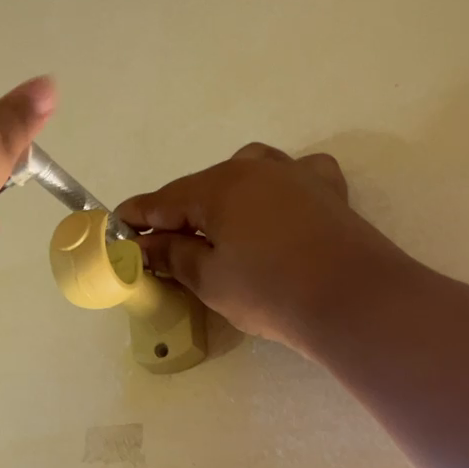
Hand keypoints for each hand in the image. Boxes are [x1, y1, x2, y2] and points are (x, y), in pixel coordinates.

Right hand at [116, 143, 413, 353]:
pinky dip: (274, 189)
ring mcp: (296, 174)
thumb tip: (145, 245)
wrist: (352, 300)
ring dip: (224, 197)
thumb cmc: (269, 291)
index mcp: (219, 186)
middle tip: (163, 245)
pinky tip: (275, 208)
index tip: (116, 229)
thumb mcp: (209, 279)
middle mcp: (256, 168)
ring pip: (247, 173)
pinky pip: (292, 178)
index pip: (164, 199)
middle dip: (179, 212)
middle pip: (203, 186)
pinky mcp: (327, 191)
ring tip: (217, 228)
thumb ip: (172, 256)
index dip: (137, 216)